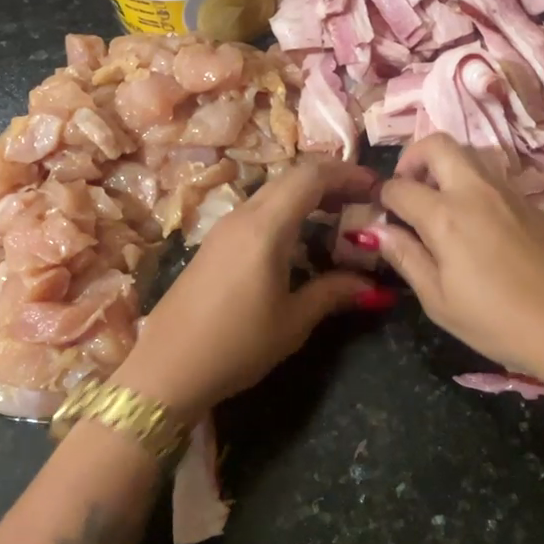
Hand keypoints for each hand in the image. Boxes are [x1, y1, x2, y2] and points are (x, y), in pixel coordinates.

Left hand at [111, 158, 385, 420]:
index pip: (311, 176)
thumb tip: (374, 286)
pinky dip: (288, 209)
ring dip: (308, 194)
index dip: (347, 173)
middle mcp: (244, 215)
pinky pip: (259, 209)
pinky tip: (303, 236)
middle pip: (293, 177)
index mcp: (266, 227)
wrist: (165, 370)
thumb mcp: (293, 322)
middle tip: (365, 199)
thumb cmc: (235, 345)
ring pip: (274, 191)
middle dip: (332, 180)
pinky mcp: (214, 243)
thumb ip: (333, 293)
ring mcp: (225, 227)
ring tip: (340, 214)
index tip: (377, 186)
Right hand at [373, 135, 543, 378]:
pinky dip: (473, 186)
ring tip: (441, 205)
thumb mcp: (439, 302)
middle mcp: (475, 191)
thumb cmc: (498, 323)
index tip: (382, 215)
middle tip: (410, 190)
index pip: (400, 187)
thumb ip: (407, 258)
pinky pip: (493, 177)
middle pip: (437, 144)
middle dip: (413, 158)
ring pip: (469, 155)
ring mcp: (508, 192)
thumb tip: (379, 231)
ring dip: (446, 168)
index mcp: (445, 216)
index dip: (383, 198)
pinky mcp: (532, 202)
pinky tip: (477, 224)